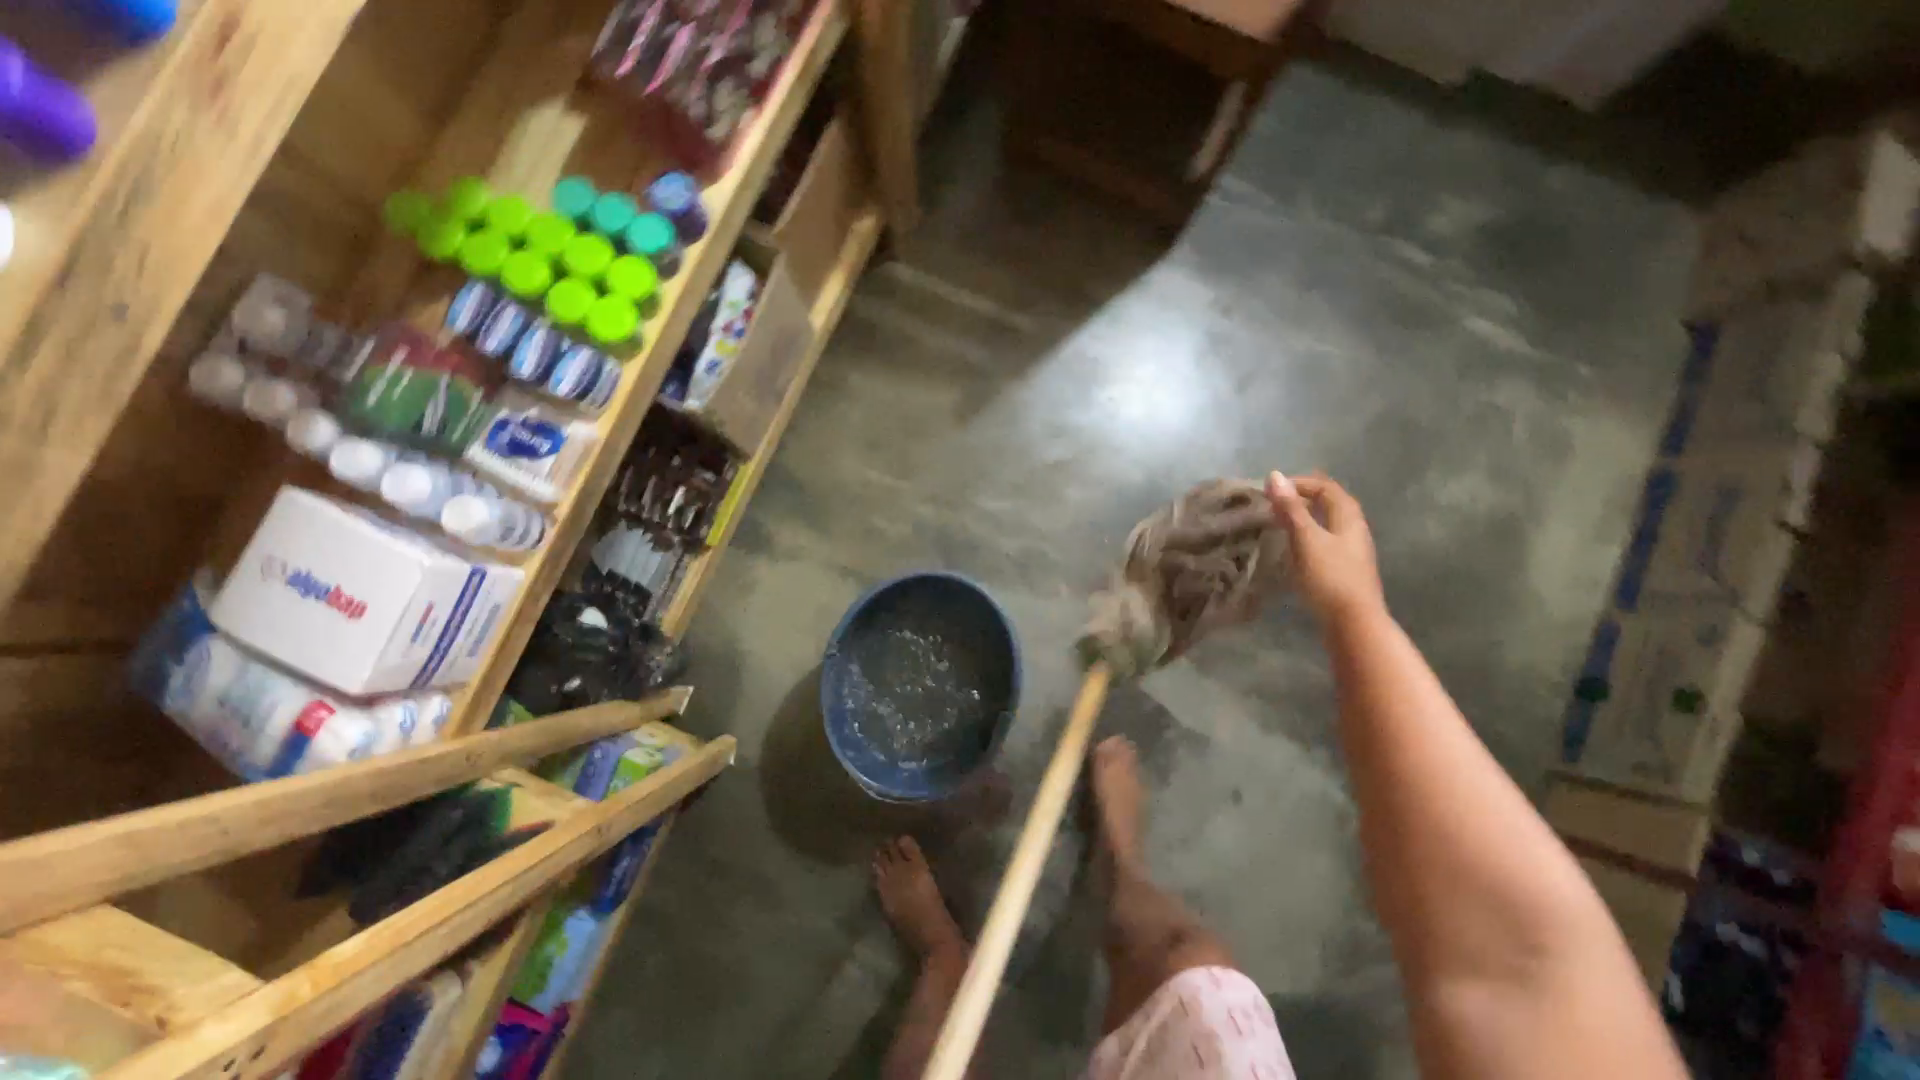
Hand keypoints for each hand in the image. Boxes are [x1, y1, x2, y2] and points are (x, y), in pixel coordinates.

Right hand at [1267, 471, 1385, 626]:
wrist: (1354, 623)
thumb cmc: (1330, 577)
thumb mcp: (1307, 539)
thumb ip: (1291, 509)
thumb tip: (1274, 475)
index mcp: (1349, 518)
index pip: (1327, 488)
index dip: (1301, 483)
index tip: (1273, 489)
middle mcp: (1355, 530)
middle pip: (1332, 504)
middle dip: (1304, 498)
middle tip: (1276, 503)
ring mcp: (1353, 552)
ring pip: (1329, 524)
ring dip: (1307, 518)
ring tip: (1281, 523)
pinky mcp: (1346, 571)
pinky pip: (1327, 543)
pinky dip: (1309, 537)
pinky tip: (1295, 549)